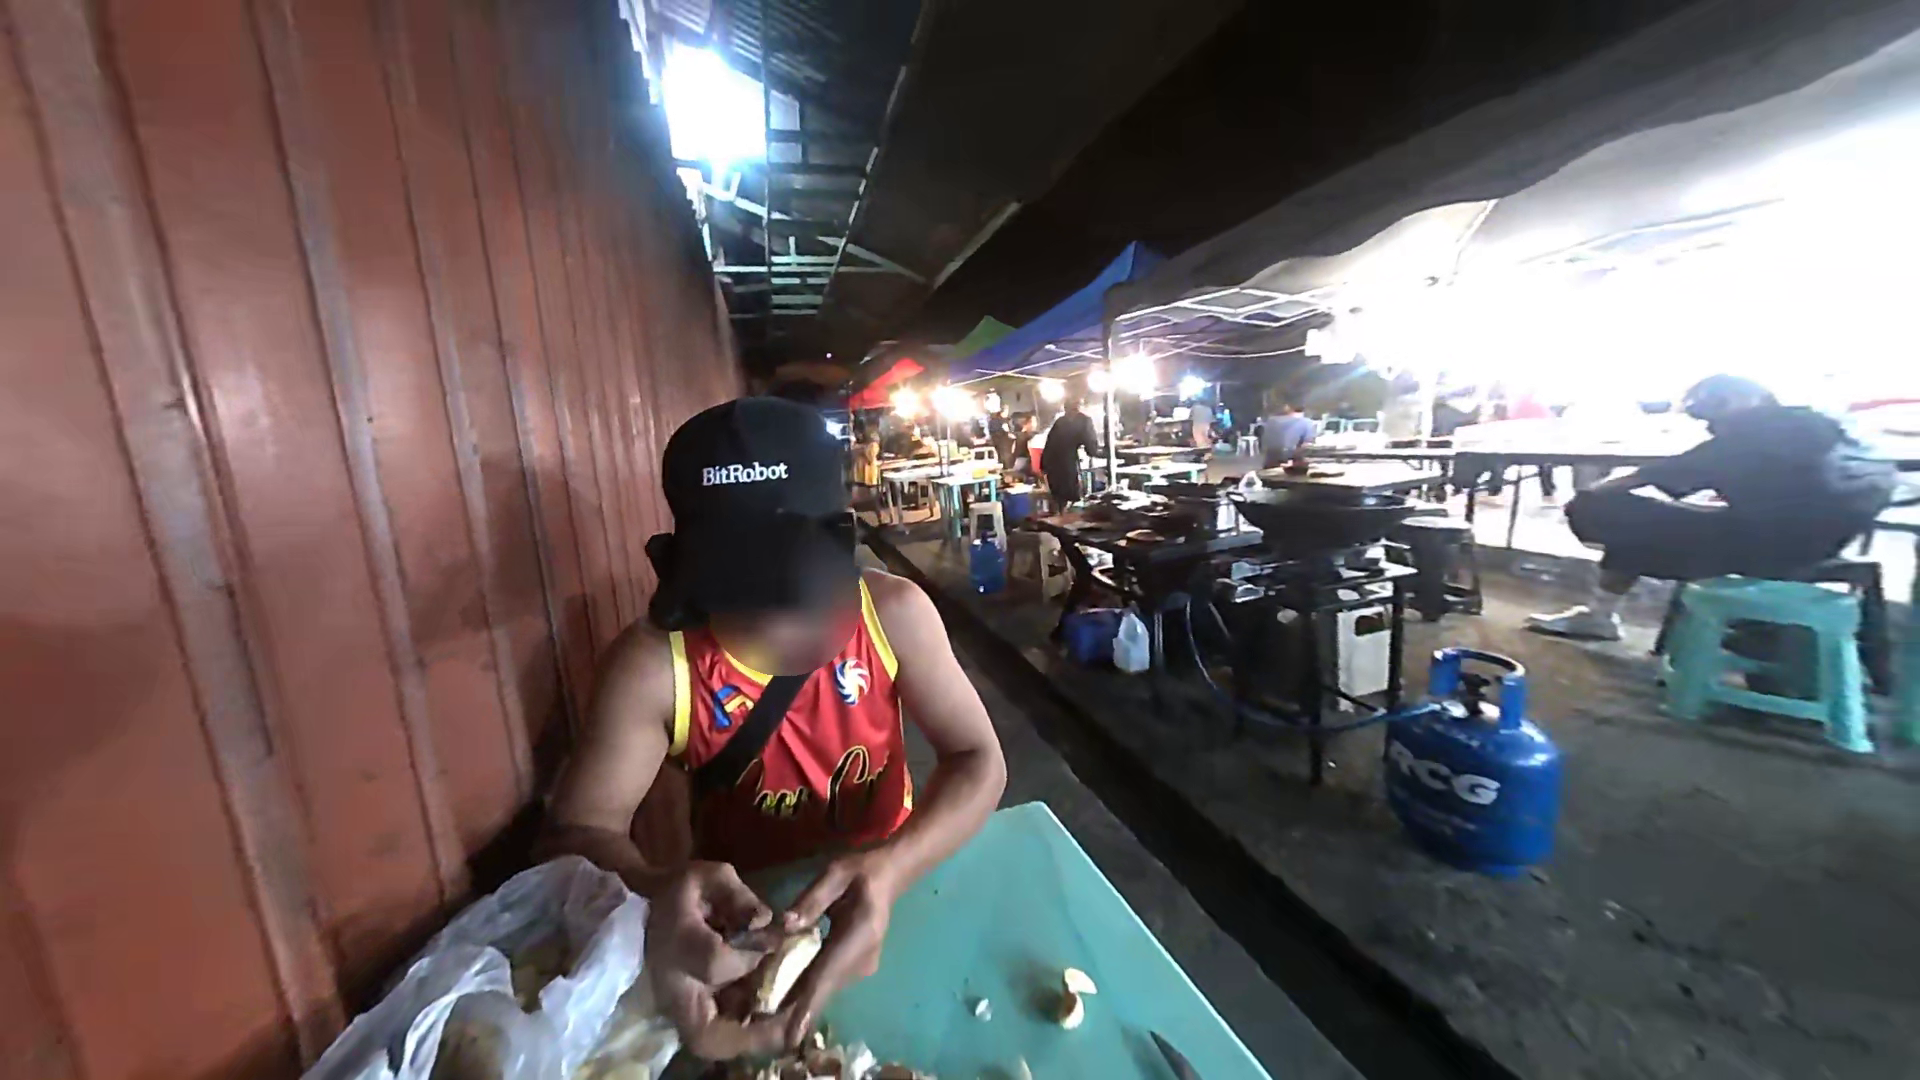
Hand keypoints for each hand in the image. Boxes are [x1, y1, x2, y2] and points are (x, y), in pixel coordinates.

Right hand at [645, 861, 788, 1058]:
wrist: (650, 905)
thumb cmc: (685, 887)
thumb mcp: (713, 876)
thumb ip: (739, 897)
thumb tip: (765, 921)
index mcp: (678, 943)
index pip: (715, 963)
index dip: (751, 954)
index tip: (777, 939)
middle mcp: (673, 986)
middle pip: (706, 1034)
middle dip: (752, 1035)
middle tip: (792, 1025)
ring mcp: (677, 1006)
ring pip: (711, 1040)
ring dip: (752, 1034)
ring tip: (791, 1018)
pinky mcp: (686, 1010)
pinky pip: (714, 1031)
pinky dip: (744, 1028)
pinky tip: (775, 1010)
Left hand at [777, 853, 897, 1045]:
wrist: (889, 876)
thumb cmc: (862, 871)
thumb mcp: (837, 873)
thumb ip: (813, 897)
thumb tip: (786, 925)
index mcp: (863, 931)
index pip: (831, 971)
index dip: (810, 1002)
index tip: (792, 1035)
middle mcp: (865, 958)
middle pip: (825, 985)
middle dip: (793, 997)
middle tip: (757, 1005)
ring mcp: (863, 967)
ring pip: (825, 985)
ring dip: (798, 990)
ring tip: (764, 993)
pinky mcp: (857, 969)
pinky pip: (828, 979)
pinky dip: (807, 981)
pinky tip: (786, 979)